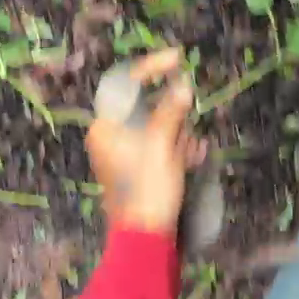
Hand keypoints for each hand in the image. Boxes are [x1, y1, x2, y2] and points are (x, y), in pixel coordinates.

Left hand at [86, 48, 199, 234]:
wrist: (146, 240)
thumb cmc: (148, 189)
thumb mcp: (162, 145)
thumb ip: (171, 111)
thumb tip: (182, 85)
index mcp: (105, 127)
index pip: (126, 82)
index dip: (152, 66)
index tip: (177, 58)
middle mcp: (110, 137)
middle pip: (146, 106)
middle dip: (173, 114)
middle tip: (186, 126)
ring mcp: (124, 154)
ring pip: (158, 127)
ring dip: (180, 134)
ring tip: (191, 151)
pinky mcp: (138, 169)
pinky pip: (160, 146)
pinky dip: (177, 148)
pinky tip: (192, 159)